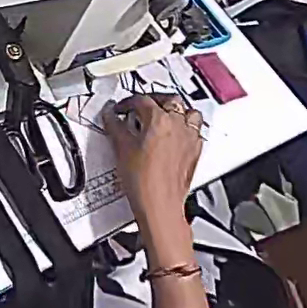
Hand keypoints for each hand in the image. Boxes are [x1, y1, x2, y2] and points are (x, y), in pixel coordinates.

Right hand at [102, 94, 204, 264]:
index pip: (142, 100)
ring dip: (177, 110)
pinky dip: (187, 127)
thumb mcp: (122, 149)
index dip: (128, 102)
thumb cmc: (145, 183)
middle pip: (170, 99)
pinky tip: (177, 134)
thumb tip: (110, 116)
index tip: (121, 109)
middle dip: (155, 99)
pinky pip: (195, 130)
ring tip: (165, 114)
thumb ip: (115, 127)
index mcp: (159, 119)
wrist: (160, 208)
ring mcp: (189, 138)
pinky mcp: (195, 152)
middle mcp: (178, 125)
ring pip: (189, 112)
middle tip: (142, 106)